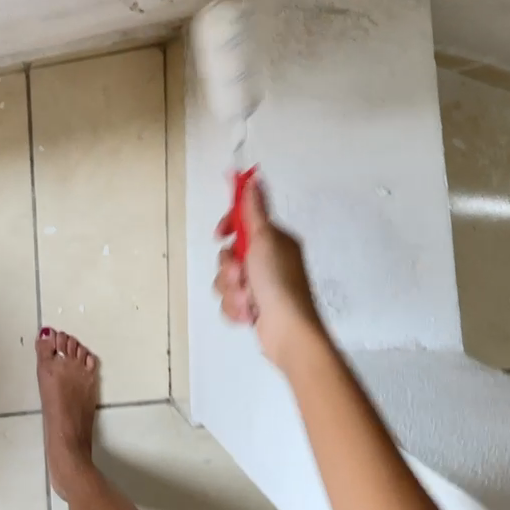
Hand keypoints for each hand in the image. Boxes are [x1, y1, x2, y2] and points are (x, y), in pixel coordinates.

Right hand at [214, 177, 325, 370]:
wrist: (289, 332)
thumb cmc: (278, 281)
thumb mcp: (264, 239)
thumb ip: (254, 209)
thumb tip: (254, 177)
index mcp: (274, 241)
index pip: (243, 222)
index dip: (228, 226)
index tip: (221, 234)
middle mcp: (267, 261)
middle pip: (229, 253)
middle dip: (229, 268)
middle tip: (241, 276)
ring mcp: (260, 286)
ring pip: (225, 279)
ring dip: (232, 291)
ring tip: (247, 301)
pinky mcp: (253, 308)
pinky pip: (229, 301)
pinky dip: (235, 308)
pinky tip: (247, 315)